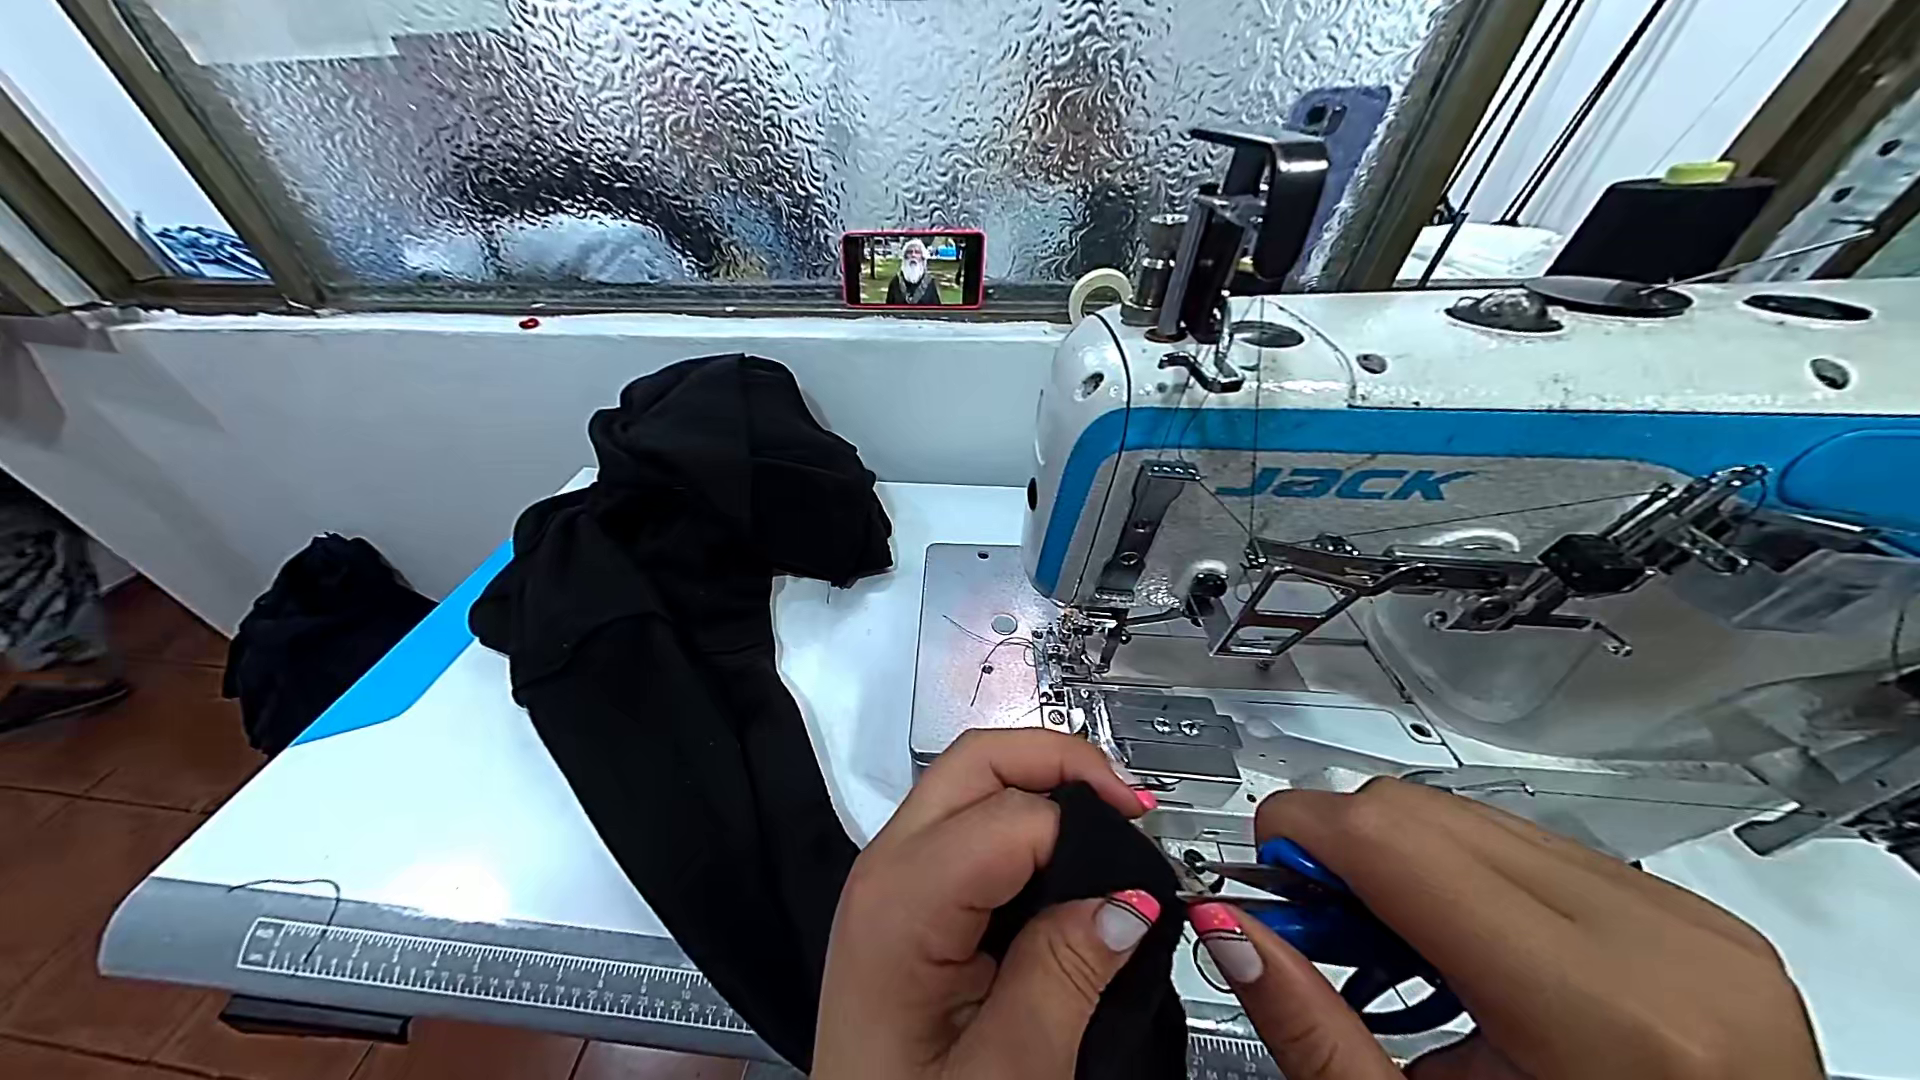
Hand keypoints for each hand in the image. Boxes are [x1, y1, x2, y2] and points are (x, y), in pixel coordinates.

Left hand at [814, 730, 1158, 1079]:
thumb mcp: (1001, 1078)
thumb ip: (1063, 981)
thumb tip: (1127, 901)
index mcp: (899, 906)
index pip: (1008, 818)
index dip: (1082, 830)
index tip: (1138, 870)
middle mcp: (886, 866)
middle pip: (979, 760)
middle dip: (1060, 761)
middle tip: (1127, 802)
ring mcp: (892, 868)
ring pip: (974, 775)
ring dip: (1045, 779)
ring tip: (1106, 817)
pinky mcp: (908, 882)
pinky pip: (970, 811)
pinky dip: (1025, 808)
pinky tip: (1064, 844)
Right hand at [1190, 777, 1822, 1079]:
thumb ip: (1307, 1027)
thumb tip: (1218, 919)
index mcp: (1603, 1015)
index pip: (1391, 838)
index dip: (1299, 832)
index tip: (1268, 879)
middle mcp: (1657, 938)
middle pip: (1416, 809)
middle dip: (1341, 847)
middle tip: (1328, 925)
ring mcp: (1683, 914)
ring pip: (1458, 810)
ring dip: (1397, 854)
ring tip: (1403, 940)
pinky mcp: (1689, 906)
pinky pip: (1511, 833)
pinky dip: (1455, 865)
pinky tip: (1468, 939)